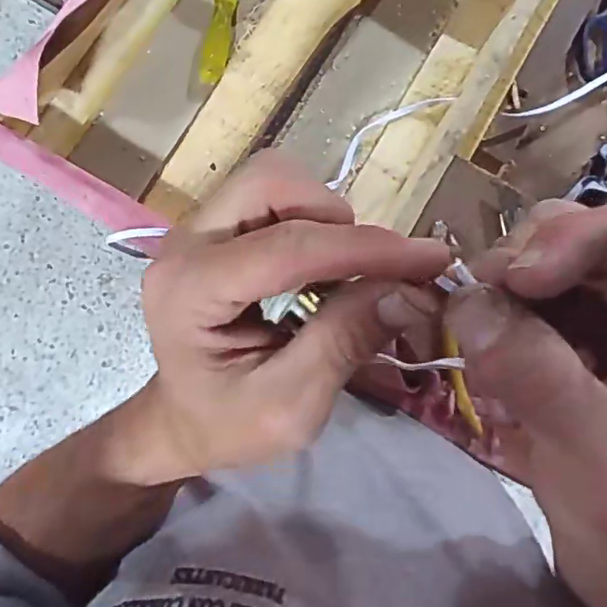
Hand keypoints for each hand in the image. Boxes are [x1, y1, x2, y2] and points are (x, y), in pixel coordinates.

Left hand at [134, 152, 451, 482]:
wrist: (175, 420)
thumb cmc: (224, 425)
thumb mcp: (290, 407)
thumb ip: (344, 341)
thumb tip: (410, 290)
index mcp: (189, 291)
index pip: (287, 247)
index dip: (365, 249)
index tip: (431, 260)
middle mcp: (185, 242)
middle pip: (270, 181)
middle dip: (333, 217)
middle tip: (368, 269)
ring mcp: (196, 228)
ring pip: (273, 180)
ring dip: (323, 216)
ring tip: (341, 272)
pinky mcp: (214, 227)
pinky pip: (272, 197)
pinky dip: (310, 220)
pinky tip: (320, 268)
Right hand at [445, 200, 606, 606]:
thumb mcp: (602, 463)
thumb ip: (539, 378)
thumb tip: (467, 299)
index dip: (574, 238)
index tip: (515, 279)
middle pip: (586, 234)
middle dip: (524, 262)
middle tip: (476, 304)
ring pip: (545, 254)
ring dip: (502, 287)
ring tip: (480, 340)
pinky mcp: (579, 329)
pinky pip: (524, 290)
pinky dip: (494, 309)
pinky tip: (488, 353)